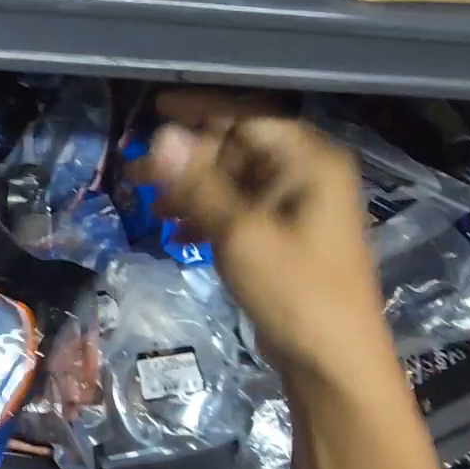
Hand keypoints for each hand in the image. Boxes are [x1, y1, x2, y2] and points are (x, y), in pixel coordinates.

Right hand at [128, 90, 388, 383]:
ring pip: (232, 180)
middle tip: (136, 171)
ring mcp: (296, 206)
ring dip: (191, 189)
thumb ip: (197, 182)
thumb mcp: (239, 231)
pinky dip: (206, 214)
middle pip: (236, 148)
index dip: (200, 109)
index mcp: (308, 163)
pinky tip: (178, 233)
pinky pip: (237, 208)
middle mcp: (305, 175)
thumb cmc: (294, 290)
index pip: (248, 116)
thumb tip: (159, 137)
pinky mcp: (283, 235)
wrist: (332, 359)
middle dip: (186, 158)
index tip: (154, 109)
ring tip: (151, 207)